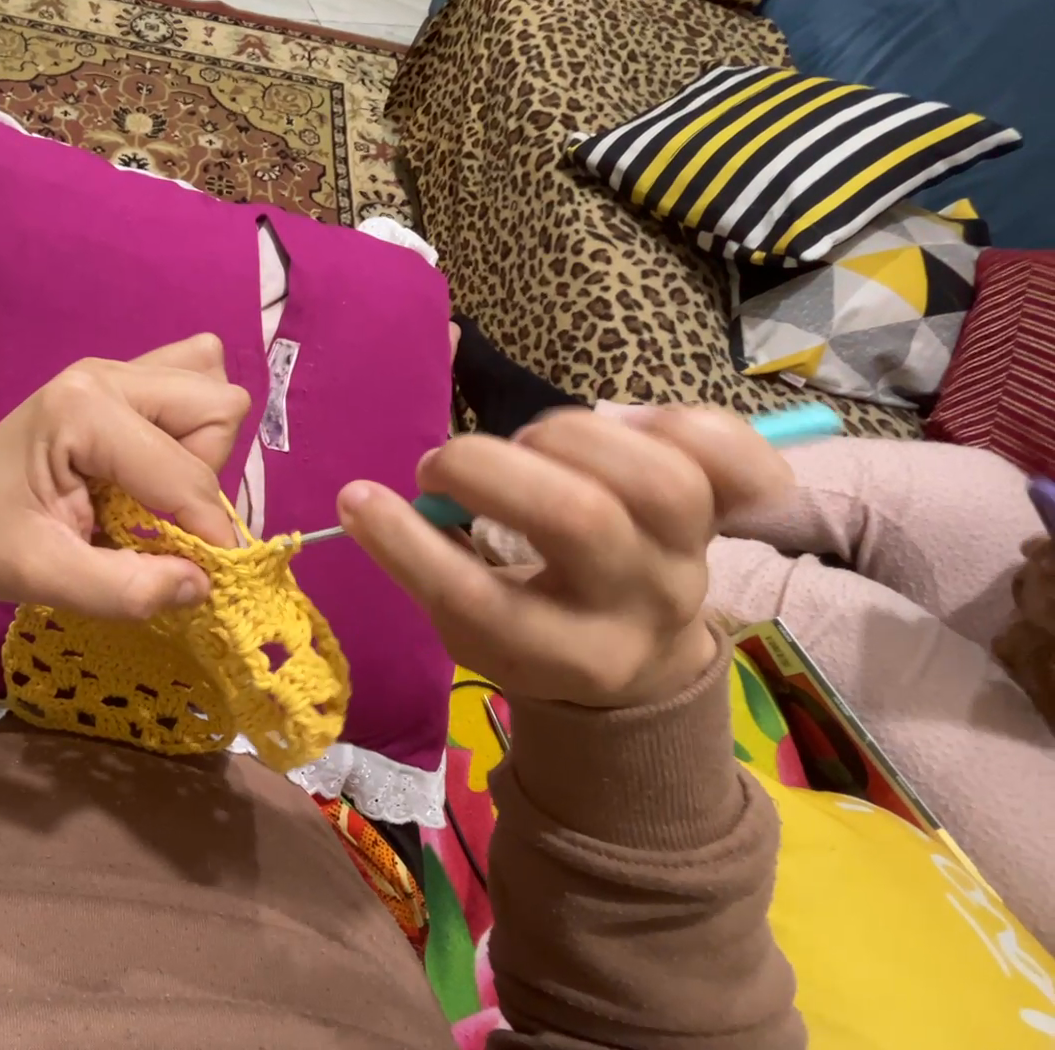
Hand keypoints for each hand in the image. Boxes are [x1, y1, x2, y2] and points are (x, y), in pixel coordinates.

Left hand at [0, 335, 250, 617]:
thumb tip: (204, 584)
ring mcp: (111, 369)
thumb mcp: (45, 578)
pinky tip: (154, 460)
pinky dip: (192, 423)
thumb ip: (125, 588)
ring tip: (150, 488)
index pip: (186, 471)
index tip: (203, 576)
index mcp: (82, 412)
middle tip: (154, 518)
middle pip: (218, 409)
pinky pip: (191, 378)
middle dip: (203, 478)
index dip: (208, 531)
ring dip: (202, 450)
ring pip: (212, 391)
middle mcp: (104, 374)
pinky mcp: (116, 379)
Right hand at [339, 407, 792, 708]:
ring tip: (522, 443)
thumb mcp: (468, 628)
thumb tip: (366, 498)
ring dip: (563, 437)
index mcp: (562, 656)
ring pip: (654, 477)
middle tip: (440, 468)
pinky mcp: (725, 515)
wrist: (635, 660)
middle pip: (577, 520)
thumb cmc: (529, 634)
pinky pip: (730, 458)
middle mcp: (637, 609)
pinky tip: (621, 426)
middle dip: (486, 471)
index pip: (476, 599)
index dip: (406, 543)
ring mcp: (691, 558)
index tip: (356, 498)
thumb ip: (427, 566)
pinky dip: (675, 424)